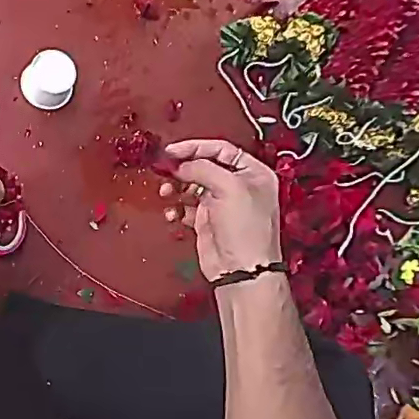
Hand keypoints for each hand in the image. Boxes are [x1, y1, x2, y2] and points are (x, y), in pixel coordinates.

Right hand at [161, 139, 282, 279]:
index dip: (196, 147)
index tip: (173, 150)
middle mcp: (238, 186)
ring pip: (192, 186)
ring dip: (176, 187)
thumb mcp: (229, 188)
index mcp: (252, 173)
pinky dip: (176, 208)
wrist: (241, 270)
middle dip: (183, 168)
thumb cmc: (248, 232)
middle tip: (165, 169)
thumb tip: (183, 163)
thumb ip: (204, 169)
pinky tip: (173, 212)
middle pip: (204, 166)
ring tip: (166, 191)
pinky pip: (186, 207)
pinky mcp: (207, 221)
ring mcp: (222, 204)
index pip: (221, 149)